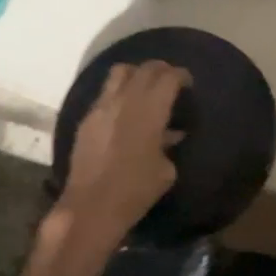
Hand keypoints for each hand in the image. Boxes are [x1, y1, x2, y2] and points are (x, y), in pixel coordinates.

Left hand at [57, 60, 189, 243]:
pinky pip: (105, 93)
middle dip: (161, 70)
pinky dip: (118, 93)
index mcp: (151, 110)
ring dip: (136, 73)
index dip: (181, 75)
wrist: (91, 206)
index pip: (169, 77)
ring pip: (120, 72)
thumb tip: (172, 133)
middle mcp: (126, 99)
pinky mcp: (87, 117)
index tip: (187, 82)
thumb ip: (169, 144)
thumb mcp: (165, 171)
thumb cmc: (135, 191)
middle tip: (169, 80)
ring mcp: (103, 105)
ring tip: (143, 87)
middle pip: (146, 68)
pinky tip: (123, 110)